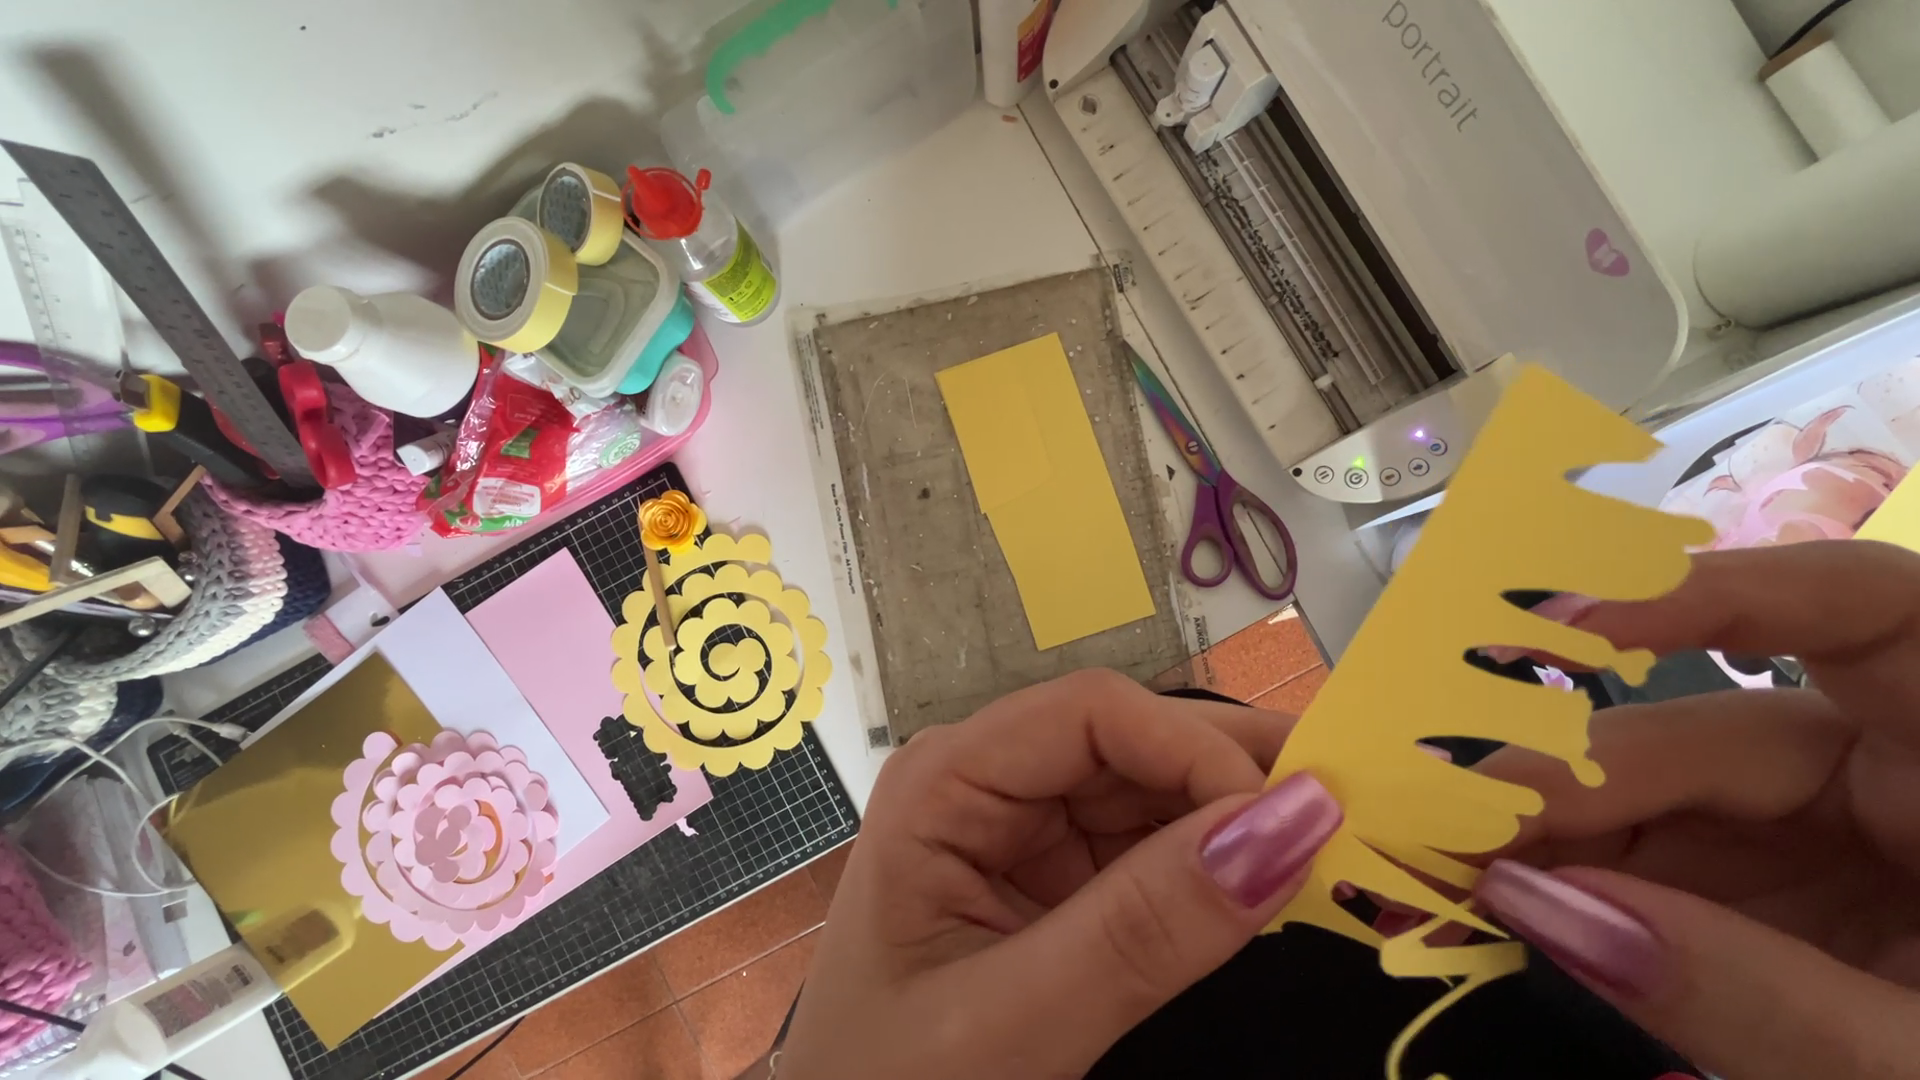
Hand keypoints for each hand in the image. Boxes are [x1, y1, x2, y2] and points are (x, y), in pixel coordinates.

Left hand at [777, 671, 1340, 1078]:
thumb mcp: (1013, 1020)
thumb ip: (1145, 929)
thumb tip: (1289, 826)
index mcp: (946, 778)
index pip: (1090, 714)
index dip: (1194, 747)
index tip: (1292, 819)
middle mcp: (987, 776)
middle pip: (1127, 738)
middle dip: (1229, 768)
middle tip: (1349, 806)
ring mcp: (1023, 822)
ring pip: (1148, 785)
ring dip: (1234, 811)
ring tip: (1329, 839)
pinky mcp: (1055, 870)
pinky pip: (1146, 841)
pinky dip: (1212, 857)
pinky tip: (1266, 877)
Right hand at [1471, 541, 1919, 1078]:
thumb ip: (1755, 996)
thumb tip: (1527, 900)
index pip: (1859, 610)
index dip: (1702, 593)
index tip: (1558, 623)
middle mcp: (1883, 775)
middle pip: (1694, 739)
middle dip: (1562, 781)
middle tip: (1446, 826)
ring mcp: (1808, 834)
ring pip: (1642, 801)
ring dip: (1540, 837)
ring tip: (1447, 870)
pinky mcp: (1753, 890)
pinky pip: (1638, 864)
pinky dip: (1563, 883)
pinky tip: (1496, 894)